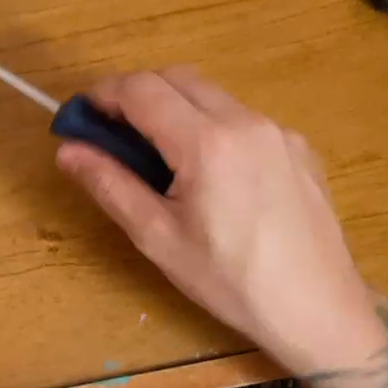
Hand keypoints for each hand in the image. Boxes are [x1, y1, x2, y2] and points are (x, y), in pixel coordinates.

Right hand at [54, 69, 381, 370]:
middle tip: (108, 130)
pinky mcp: (298, 148)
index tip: (79, 116)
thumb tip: (68, 149)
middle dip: (134, 92)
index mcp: (207, 143)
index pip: (142, 90)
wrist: (319, 310)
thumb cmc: (228, 280)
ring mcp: (278, 132)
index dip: (102, 94)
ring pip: (210, 94)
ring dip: (171, 106)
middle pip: (177, 77)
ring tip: (151, 153)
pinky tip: (202, 171)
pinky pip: (239, 118)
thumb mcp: (156, 236)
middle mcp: (246, 122)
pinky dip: (206, 124)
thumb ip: (110, 184)